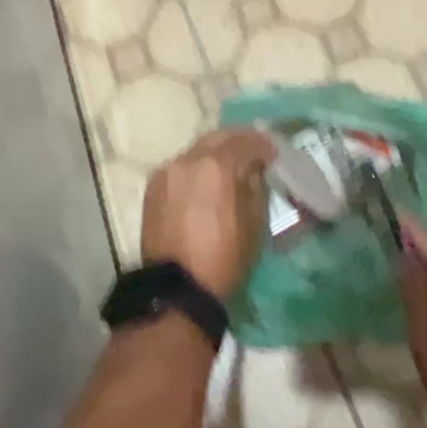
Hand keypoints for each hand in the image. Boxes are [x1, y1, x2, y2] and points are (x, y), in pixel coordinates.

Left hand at [140, 128, 275, 298]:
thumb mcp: (254, 222)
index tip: (273, 153)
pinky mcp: (153, 187)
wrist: (177, 289)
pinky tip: (206, 182)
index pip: (245, 141)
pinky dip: (197, 168)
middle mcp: (188, 160)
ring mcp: (166, 172)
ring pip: (196, 151)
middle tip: (253, 152)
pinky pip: (181, 167)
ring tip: (229, 168)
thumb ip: (255, 186)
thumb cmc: (224, 257)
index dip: (263, 145)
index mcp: (216, 166)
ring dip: (215, 154)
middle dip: (238, 141)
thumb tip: (253, 169)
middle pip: (217, 138)